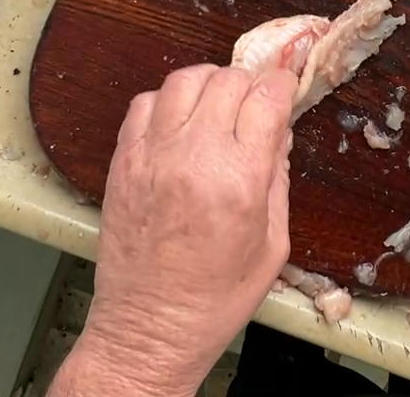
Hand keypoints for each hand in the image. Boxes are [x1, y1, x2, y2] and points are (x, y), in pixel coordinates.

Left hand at [54, 64, 295, 396]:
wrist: (148, 331)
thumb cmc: (216, 297)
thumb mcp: (273, 244)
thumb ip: (279, 178)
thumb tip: (280, 130)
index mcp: (240, 179)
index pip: (267, 97)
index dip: (282, 84)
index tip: (285, 88)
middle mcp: (195, 156)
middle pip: (228, 79)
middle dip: (249, 85)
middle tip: (253, 105)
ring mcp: (154, 154)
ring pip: (185, 79)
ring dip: (208, 83)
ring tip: (215, 105)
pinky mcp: (124, 160)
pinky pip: (145, 101)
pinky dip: (167, 101)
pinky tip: (178, 122)